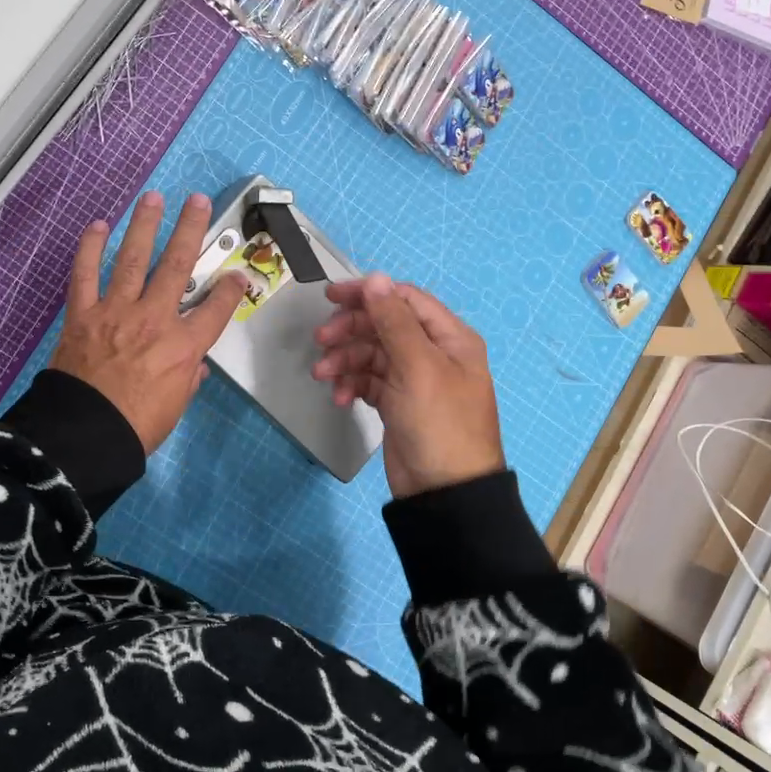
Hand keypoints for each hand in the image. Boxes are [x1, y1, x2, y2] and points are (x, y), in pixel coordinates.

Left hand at [51, 191, 248, 453]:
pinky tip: (97, 225)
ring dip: (144, 225)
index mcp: (182, 347)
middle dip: (191, 230)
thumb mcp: (175, 408)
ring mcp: (116, 311)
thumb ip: (186, 379)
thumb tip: (193, 364)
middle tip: (198, 201)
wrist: (85, 434)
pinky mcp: (82, 313)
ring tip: (152, 198)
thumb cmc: (136, 427)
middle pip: (177, 266)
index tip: (238, 275)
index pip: (215, 310)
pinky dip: (90, 248)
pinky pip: (85, 274)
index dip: (230, 290)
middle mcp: (154, 319)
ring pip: (133, 258)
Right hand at [310, 274, 503, 498]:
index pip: (403, 299)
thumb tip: (375, 278)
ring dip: (344, 360)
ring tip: (323, 376)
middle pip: (382, 325)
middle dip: (350, 330)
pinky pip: (368, 380)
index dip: (367, 294)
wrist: (446, 493)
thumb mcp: (417, 367)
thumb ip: (393, 321)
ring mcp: (414, 379)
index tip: (330, 297)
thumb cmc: (439, 423)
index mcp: (449, 337)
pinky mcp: (397, 402)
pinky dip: (351, 384)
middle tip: (321, 340)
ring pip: (370, 353)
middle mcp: (433, 352)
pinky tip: (340, 397)